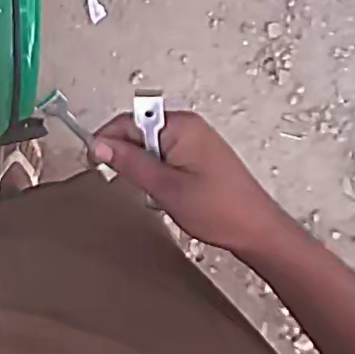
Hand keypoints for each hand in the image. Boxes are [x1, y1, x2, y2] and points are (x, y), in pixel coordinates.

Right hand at [92, 111, 300, 256]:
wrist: (258, 232)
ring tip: (155, 191)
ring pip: (149, 145)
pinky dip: (157, 172)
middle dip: (128, 156)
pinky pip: (163, 154)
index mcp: (181, 126)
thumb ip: (129, 162)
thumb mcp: (164, 186)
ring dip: (143, 167)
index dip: (108, 140)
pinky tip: (166, 192)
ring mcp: (195, 140)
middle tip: (129, 181)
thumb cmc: (221, 210)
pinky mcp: (198, 154)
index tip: (96, 160)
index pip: (128, 121)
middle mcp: (188, 126)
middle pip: (138, 131)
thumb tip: (101, 145)